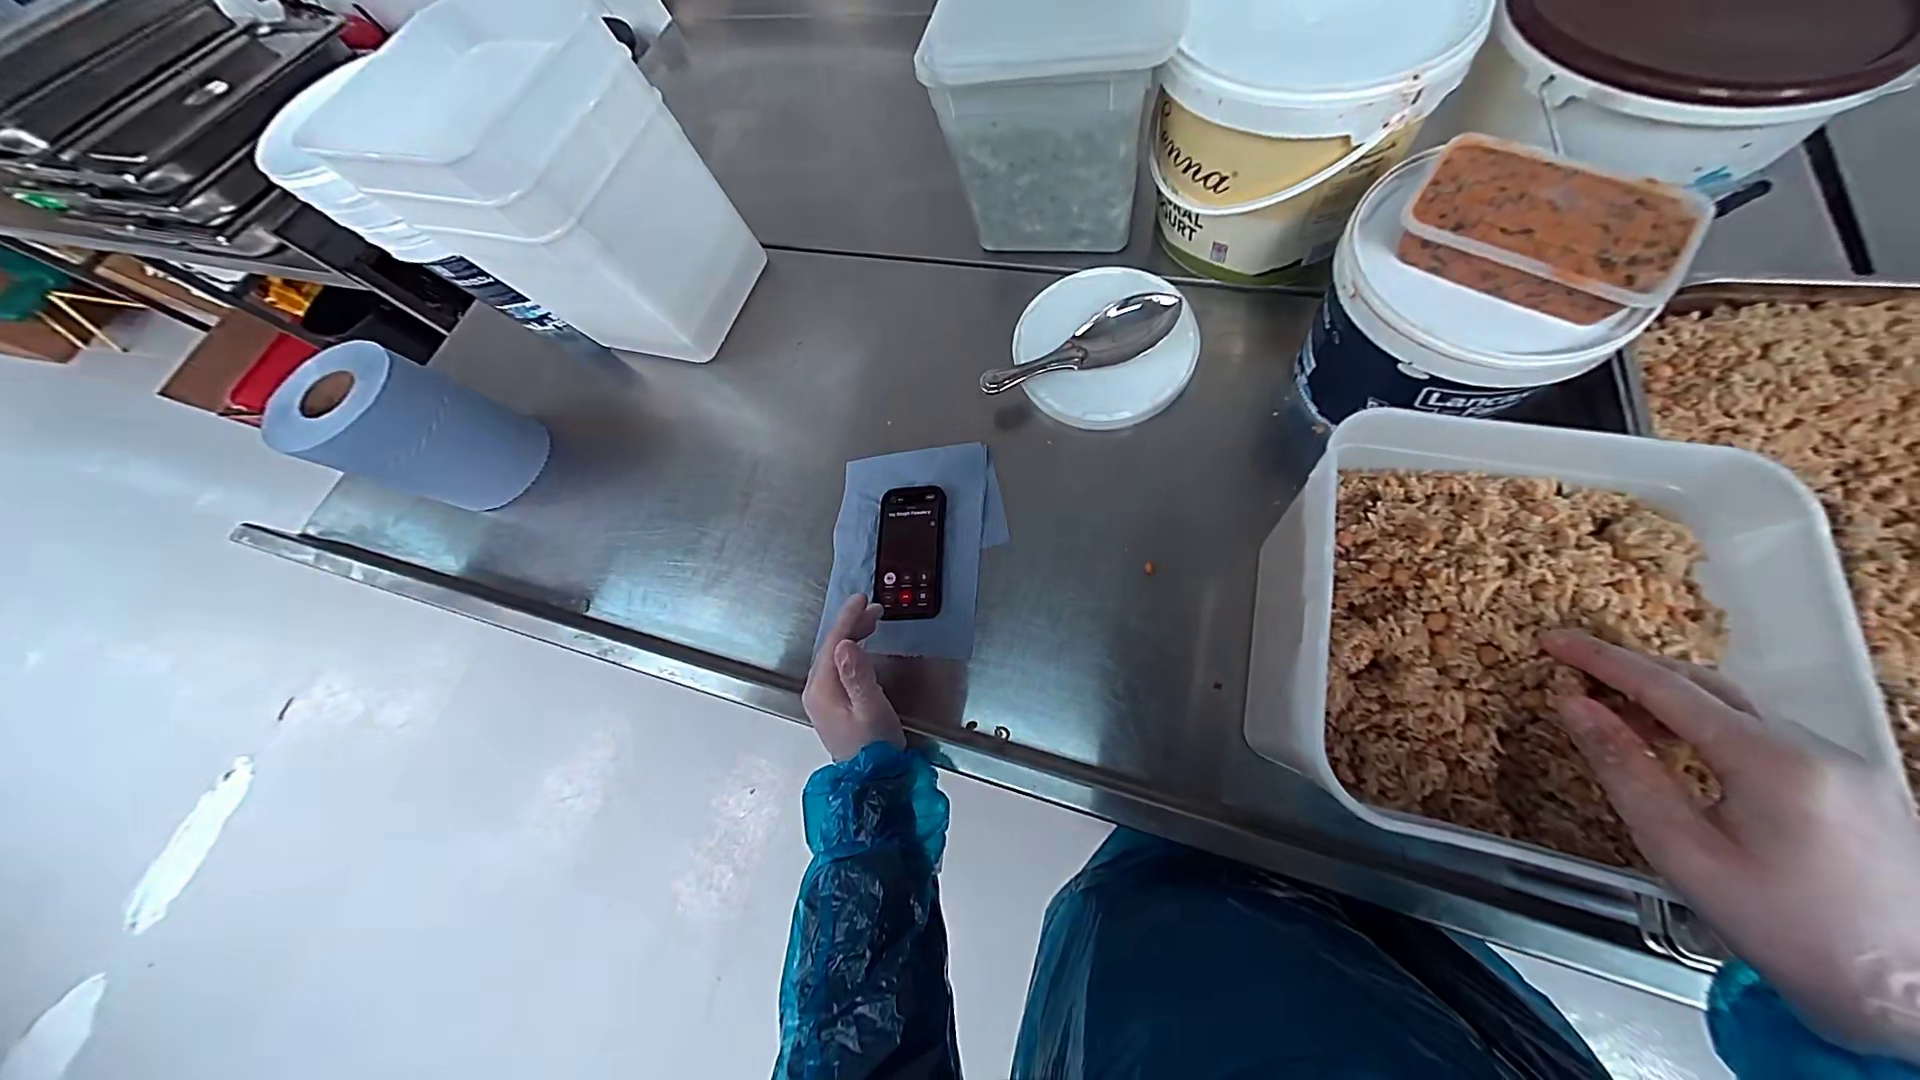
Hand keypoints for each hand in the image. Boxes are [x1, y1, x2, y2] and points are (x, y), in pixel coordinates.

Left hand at [804, 593, 905, 761]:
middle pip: (831, 648)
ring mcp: (822, 700)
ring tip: (872, 622)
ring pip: (834, 657)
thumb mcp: (871, 708)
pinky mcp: (832, 706)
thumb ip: (858, 675)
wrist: (872, 783)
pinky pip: (838, 668)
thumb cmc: (875, 748)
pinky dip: (851, 652)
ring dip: (852, 636)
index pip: (833, 644)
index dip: (848, 619)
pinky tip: (863, 648)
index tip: (861, 600)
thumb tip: (845, 644)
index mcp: (821, 690)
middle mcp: (816, 692)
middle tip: (873, 609)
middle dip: (851, 625)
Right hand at [1543, 631, 1919, 1058]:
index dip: (1600, 659)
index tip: (1552, 639)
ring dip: (1669, 698)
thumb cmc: (1785, 928)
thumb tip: (1573, 705)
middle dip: (1634, 671)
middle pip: (1708, 688)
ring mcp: (1851, 768)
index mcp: (1775, 763)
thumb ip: (1623, 766)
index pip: (1667, 688)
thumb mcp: (1678, 846)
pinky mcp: (1860, 787)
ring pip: (1739, 709)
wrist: (1913, 1000)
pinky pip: (1766, 733)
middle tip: (1572, 667)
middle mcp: (1823, 751)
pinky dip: (1709, 724)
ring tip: (1612, 708)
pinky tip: (1677, 742)